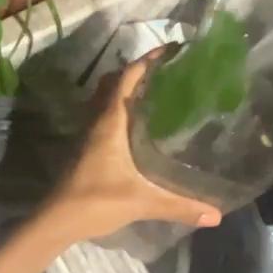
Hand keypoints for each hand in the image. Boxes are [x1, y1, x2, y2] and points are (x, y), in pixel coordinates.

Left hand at [39, 53, 222, 243]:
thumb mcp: (141, 203)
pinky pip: (101, 118)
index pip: (126, 78)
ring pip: (103, 100)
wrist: (56, 221)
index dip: (147, 61)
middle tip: (166, 71)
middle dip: (136, 71)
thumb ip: (179, 206)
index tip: (171, 50)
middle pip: (112, 84)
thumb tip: (216, 215)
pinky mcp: (83, 149)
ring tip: (154, 92)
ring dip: (124, 90)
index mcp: (108, 123)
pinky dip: (117, 110)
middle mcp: (95, 123)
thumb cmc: (95, 203)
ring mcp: (85, 135)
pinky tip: (135, 125)